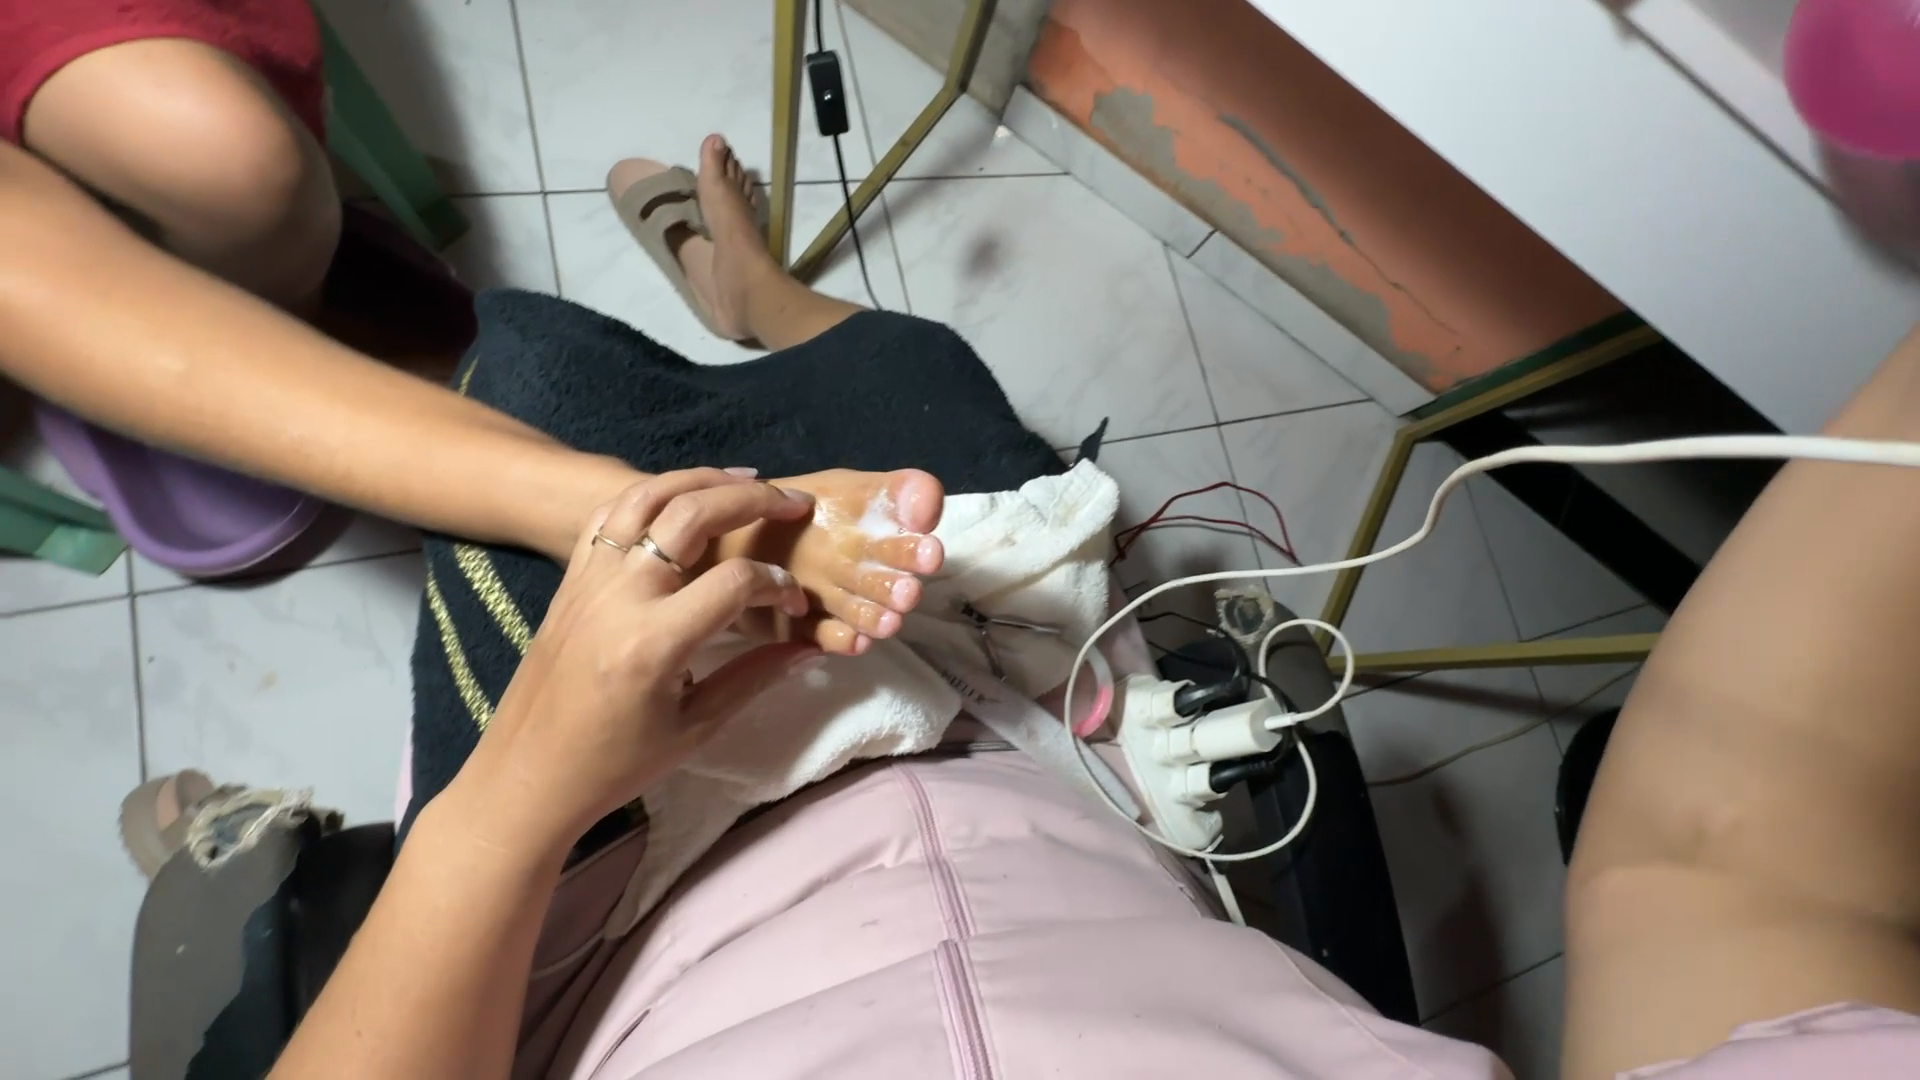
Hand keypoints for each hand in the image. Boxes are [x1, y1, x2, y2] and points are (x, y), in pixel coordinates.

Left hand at [455, 469, 823, 848]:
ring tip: (748, 479)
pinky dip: (650, 493)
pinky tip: (682, 497)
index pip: (736, 582)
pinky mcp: (571, 579)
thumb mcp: (697, 728)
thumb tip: (810, 647)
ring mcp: (589, 580)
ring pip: (646, 497)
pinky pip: (609, 516)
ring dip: (702, 479)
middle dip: (753, 500)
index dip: (779, 586)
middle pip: (692, 514)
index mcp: (654, 643)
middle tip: (795, 505)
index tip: (796, 605)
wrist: (526, 778)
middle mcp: (619, 596)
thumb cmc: (616, 764)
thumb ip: (756, 676)